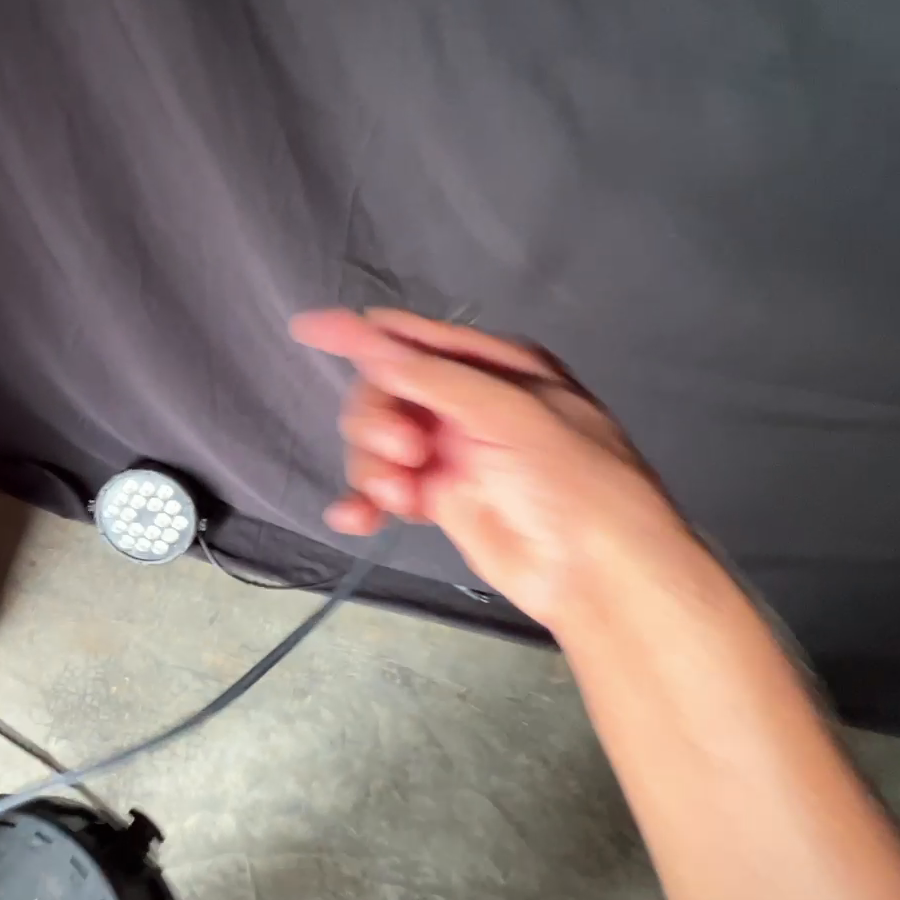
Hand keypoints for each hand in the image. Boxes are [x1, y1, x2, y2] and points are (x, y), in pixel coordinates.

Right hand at [291, 307, 695, 629]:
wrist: (592, 571)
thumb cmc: (568, 479)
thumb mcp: (507, 414)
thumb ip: (432, 378)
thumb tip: (367, 341)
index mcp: (493, 369)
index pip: (414, 341)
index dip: (361, 334)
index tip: (308, 327)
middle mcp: (464, 404)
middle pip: (383, 395)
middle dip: (378, 422)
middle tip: (403, 451)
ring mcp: (445, 453)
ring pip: (374, 444)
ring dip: (373, 467)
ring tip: (400, 496)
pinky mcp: (431, 498)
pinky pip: (378, 490)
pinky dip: (363, 502)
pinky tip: (356, 519)